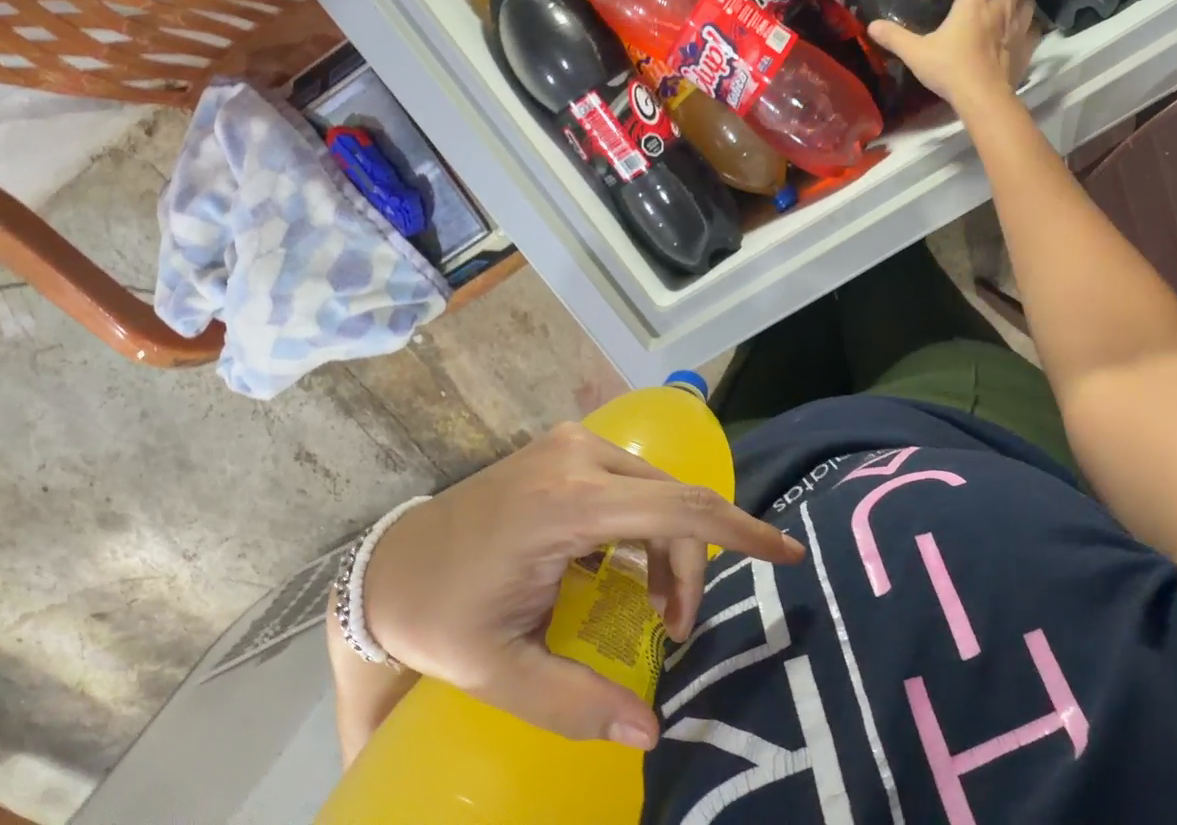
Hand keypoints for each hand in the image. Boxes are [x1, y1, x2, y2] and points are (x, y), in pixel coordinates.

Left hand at [349, 423, 804, 752]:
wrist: (386, 567)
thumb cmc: (440, 617)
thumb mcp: (500, 671)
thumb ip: (577, 701)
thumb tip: (652, 732)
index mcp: (563, 505)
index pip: (679, 509)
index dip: (743, 532)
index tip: (790, 554)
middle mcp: (577, 456)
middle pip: (676, 504)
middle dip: (693, 565)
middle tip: (674, 630)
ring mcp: (572, 444)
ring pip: (660, 491)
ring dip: (670, 548)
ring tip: (651, 607)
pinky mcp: (567, 447)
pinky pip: (634, 484)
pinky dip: (647, 528)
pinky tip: (622, 569)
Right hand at [868, 0, 1040, 107]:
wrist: (983, 99)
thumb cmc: (950, 70)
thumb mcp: (916, 53)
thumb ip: (895, 37)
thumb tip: (871, 26)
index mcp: (974, 0)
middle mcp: (1000, 6)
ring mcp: (1017, 26)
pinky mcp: (1026, 46)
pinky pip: (1033, 26)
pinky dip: (1027, 22)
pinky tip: (1018, 27)